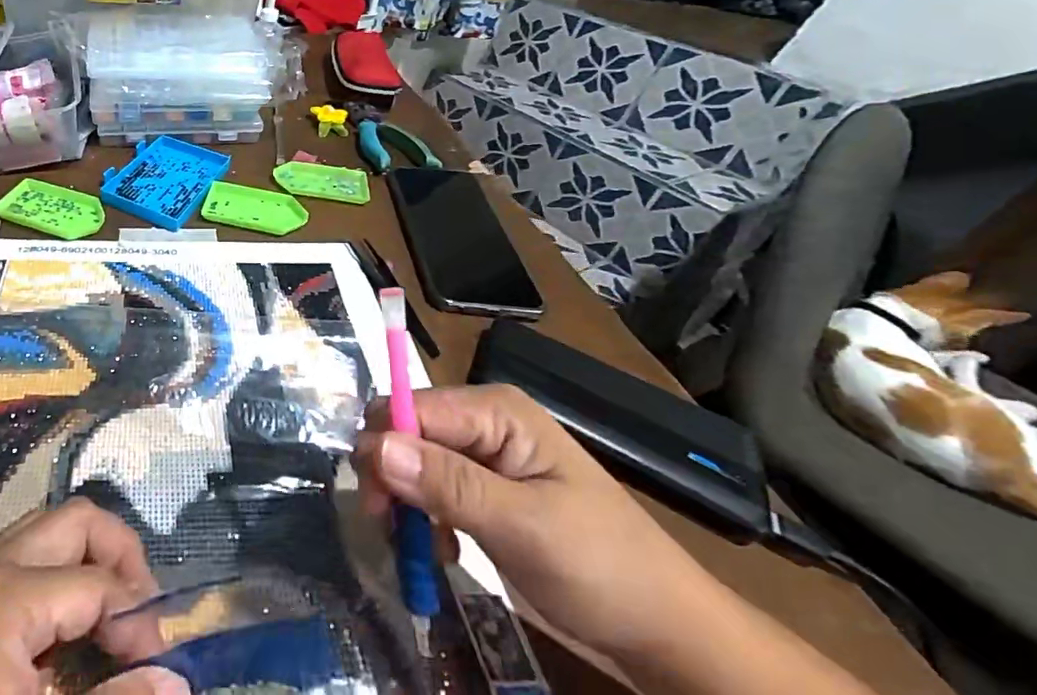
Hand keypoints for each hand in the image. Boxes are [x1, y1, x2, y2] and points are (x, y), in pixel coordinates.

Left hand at [0, 497, 190, 694]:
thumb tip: (179, 682)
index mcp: (9, 591)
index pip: (100, 582)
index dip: (140, 621)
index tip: (160, 666)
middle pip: (75, 521)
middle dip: (120, 557)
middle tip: (142, 616)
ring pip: (49, 532)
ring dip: (89, 562)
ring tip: (112, 617)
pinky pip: (25, 560)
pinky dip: (60, 577)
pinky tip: (71, 631)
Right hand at [354, 384, 725, 660]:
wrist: (662, 629)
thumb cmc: (602, 567)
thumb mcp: (524, 525)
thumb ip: (449, 484)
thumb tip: (374, 446)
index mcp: (496, 410)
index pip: (411, 408)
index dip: (383, 447)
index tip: (375, 504)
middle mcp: (483, 422)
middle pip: (405, 432)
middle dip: (390, 476)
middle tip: (390, 529)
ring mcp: (482, 457)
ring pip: (410, 462)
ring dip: (403, 502)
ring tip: (416, 546)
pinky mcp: (481, 490)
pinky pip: (428, 489)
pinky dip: (422, 518)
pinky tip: (438, 548)